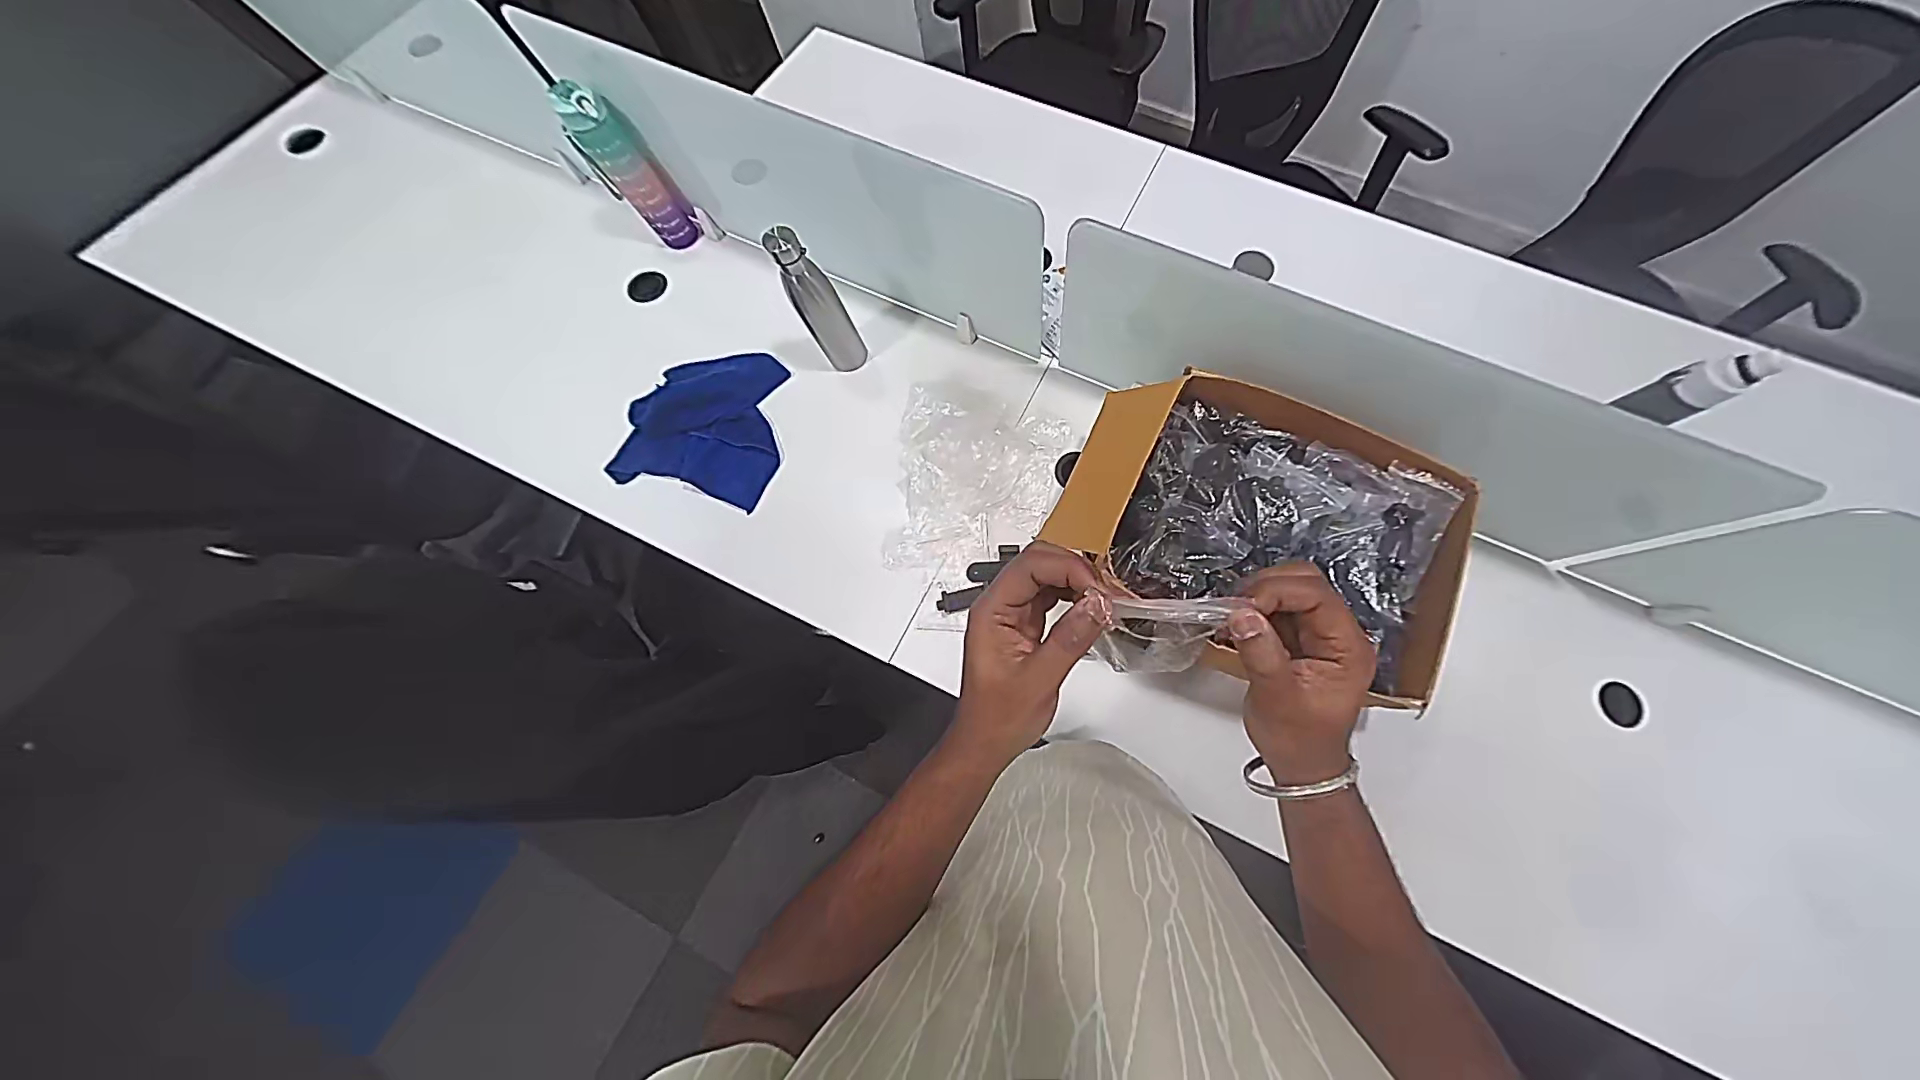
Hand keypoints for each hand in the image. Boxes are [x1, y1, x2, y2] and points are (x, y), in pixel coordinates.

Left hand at [954, 542, 1109, 767]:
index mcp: (991, 612)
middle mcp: (998, 606)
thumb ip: (1070, 639)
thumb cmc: (997, 717)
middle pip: (1037, 560)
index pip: (1030, 566)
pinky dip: (1074, 595)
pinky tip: (1090, 607)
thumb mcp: (1039, 681)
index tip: (1097, 590)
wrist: (985, 740)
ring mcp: (1011, 613)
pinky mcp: (1024, 623)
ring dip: (1076, 579)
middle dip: (1074, 567)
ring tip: (1102, 599)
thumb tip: (1097, 604)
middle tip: (1104, 591)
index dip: (1068, 569)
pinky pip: (1050, 594)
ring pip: (1045, 574)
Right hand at [1227, 564, 1375, 784]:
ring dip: (1257, 597)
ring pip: (1289, 591)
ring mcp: (1318, 636)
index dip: (1277, 592)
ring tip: (1231, 617)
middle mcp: (1337, 635)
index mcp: (1347, 647)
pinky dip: (1253, 610)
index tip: (1243, 607)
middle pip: (1306, 583)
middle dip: (1266, 587)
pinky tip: (1234, 625)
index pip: (1316, 596)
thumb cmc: (1298, 739)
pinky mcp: (1297, 639)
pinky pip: (1276, 609)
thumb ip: (1261, 652)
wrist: (1302, 764)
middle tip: (1234, 608)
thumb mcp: (1276, 697)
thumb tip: (1241, 614)